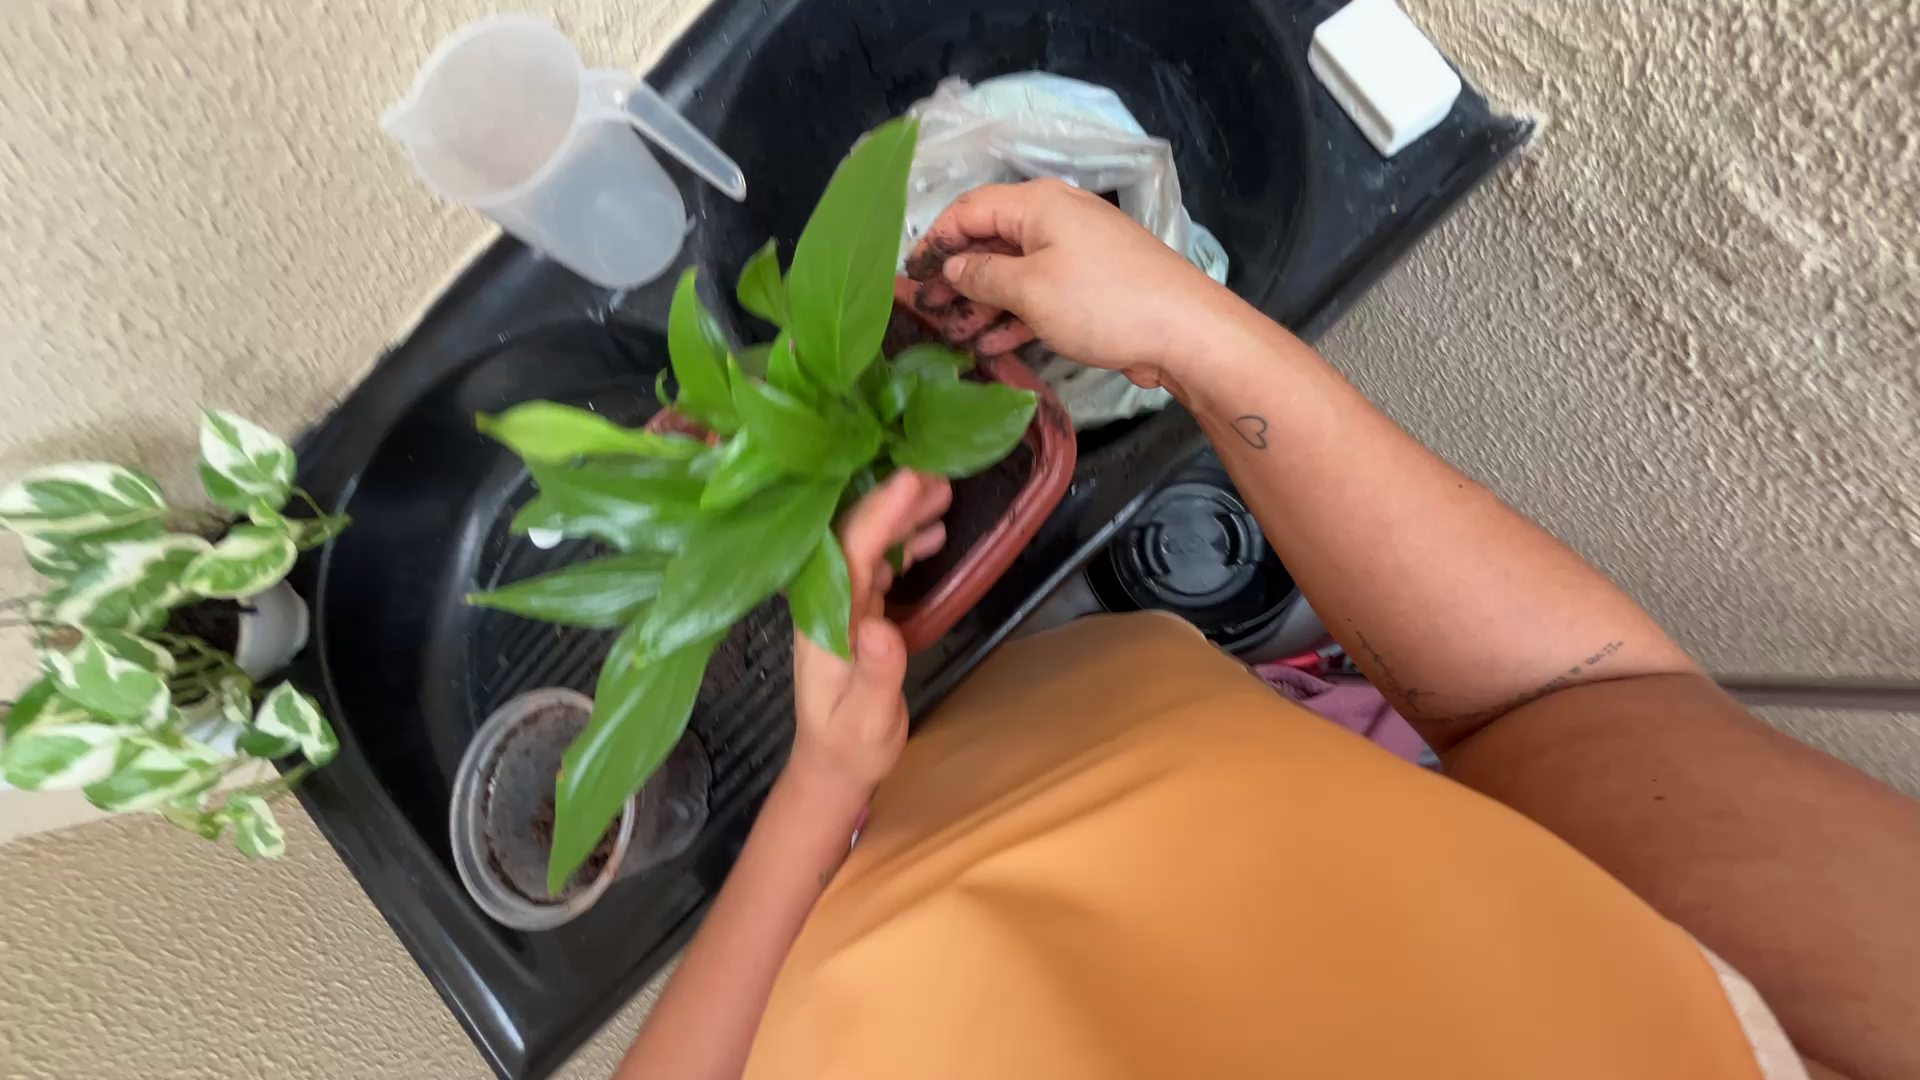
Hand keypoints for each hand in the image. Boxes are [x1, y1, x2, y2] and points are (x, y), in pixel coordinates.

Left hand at [790, 470, 951, 798]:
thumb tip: (880, 626)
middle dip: (894, 502)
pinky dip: (904, 543)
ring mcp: (842, 604)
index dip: (880, 514)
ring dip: (902, 517)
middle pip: (857, 537)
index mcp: (825, 620)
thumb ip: (875, 673)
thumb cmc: (851, 744)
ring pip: (869, 545)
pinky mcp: (856, 611)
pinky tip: (931, 535)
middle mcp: (829, 602)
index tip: (912, 480)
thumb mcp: (867, 719)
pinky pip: (879, 564)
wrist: (834, 763)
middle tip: (939, 477)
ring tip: (943, 495)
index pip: (851, 554)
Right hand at [904, 178, 1235, 390]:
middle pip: (990, 243)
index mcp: (1037, 204)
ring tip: (952, 333)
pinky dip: (1013, 317)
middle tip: (926, 308)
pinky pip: (1038, 297)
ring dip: (981, 303)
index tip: (910, 272)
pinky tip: (989, 344)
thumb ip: (984, 276)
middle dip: (956, 276)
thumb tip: (954, 267)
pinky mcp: (1087, 289)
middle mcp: (1053, 221)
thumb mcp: (1031, 289)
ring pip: (1013, 275)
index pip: (969, 209)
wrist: (1181, 330)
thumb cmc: (1100, 301)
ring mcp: (1073, 256)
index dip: (935, 238)